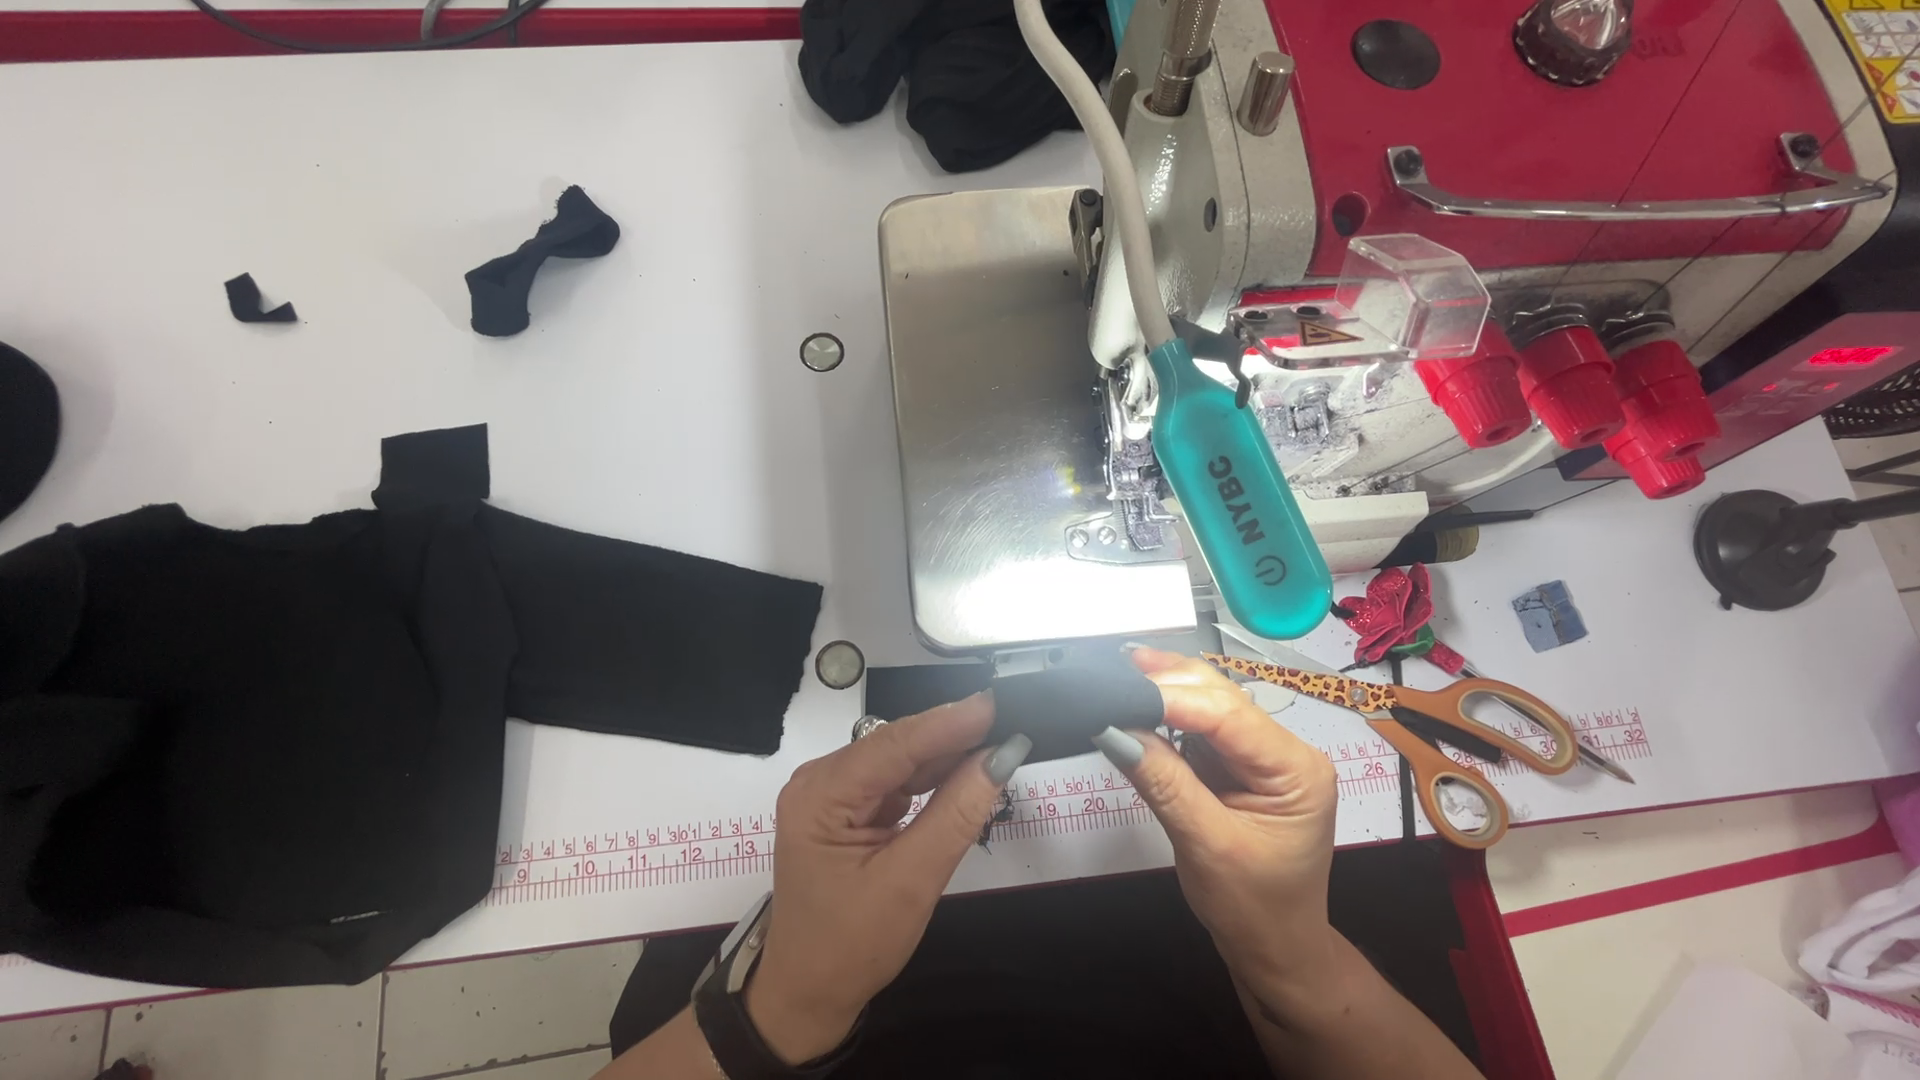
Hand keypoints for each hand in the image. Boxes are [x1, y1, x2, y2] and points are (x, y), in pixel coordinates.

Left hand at [743, 694, 1031, 1062]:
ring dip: (946, 755)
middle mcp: (820, 782)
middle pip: (896, 746)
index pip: (893, 745)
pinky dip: (933, 778)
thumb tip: (999, 759)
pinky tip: (966, 770)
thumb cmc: (851, 946)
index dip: (947, 722)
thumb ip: (956, 815)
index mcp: (820, 796)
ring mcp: (833, 794)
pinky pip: (897, 782)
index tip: (993, 703)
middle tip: (1006, 719)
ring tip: (997, 741)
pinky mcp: (848, 809)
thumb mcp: (910, 882)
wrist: (807, 995)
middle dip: (951, 734)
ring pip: (900, 761)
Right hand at [1093, 647, 1339, 987]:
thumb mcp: (1205, 846)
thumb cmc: (1253, 909)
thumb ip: (1163, 782)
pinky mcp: (1236, 763)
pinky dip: (1163, 716)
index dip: (1172, 697)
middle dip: (1166, 684)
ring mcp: (1260, 754)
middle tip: (1111, 673)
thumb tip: (1116, 730)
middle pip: (1220, 698)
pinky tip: (1135, 704)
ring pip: (1206, 704)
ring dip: (1162, 692)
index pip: (1228, 715)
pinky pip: (1197, 727)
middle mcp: (1284, 750)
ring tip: (1116, 679)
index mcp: (1296, 769)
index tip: (1120, 690)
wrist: (1274, 949)